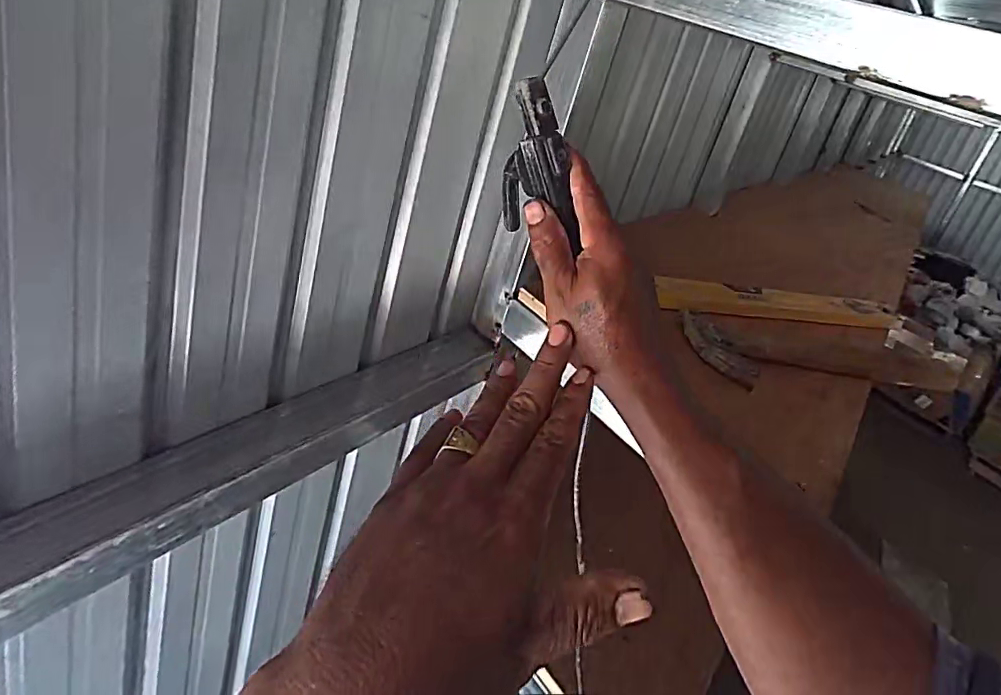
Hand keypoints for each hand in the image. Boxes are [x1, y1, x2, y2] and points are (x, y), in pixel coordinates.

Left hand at [245, 322, 650, 694]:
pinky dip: (442, 429)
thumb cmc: (443, 667)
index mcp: (512, 524)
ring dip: (495, 390)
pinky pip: (425, 450)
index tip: (582, 377)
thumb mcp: (527, 643)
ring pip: (473, 426)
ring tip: (511, 362)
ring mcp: (431, 491)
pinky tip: (451, 415)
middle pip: (517, 418)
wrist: (359, 679)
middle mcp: (473, 495)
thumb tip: (640, 596)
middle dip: (543, 374)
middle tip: (557, 339)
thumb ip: (587, 610)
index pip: (551, 446)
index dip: (571, 406)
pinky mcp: (395, 500)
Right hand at [523, 150, 664, 392]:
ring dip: (575, 225)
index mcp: (606, 243)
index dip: (574, 165)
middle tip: (548, 182)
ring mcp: (631, 266)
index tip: (565, 148)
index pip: (588, 190)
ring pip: (598, 234)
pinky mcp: (631, 282)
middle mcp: (625, 249)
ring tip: (550, 229)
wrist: (638, 376)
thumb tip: (538, 209)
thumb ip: (548, 244)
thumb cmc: (602, 340)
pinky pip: (605, 253)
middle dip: (570, 195)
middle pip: (593, 210)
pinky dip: (585, 249)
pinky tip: (570, 268)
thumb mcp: (560, 288)